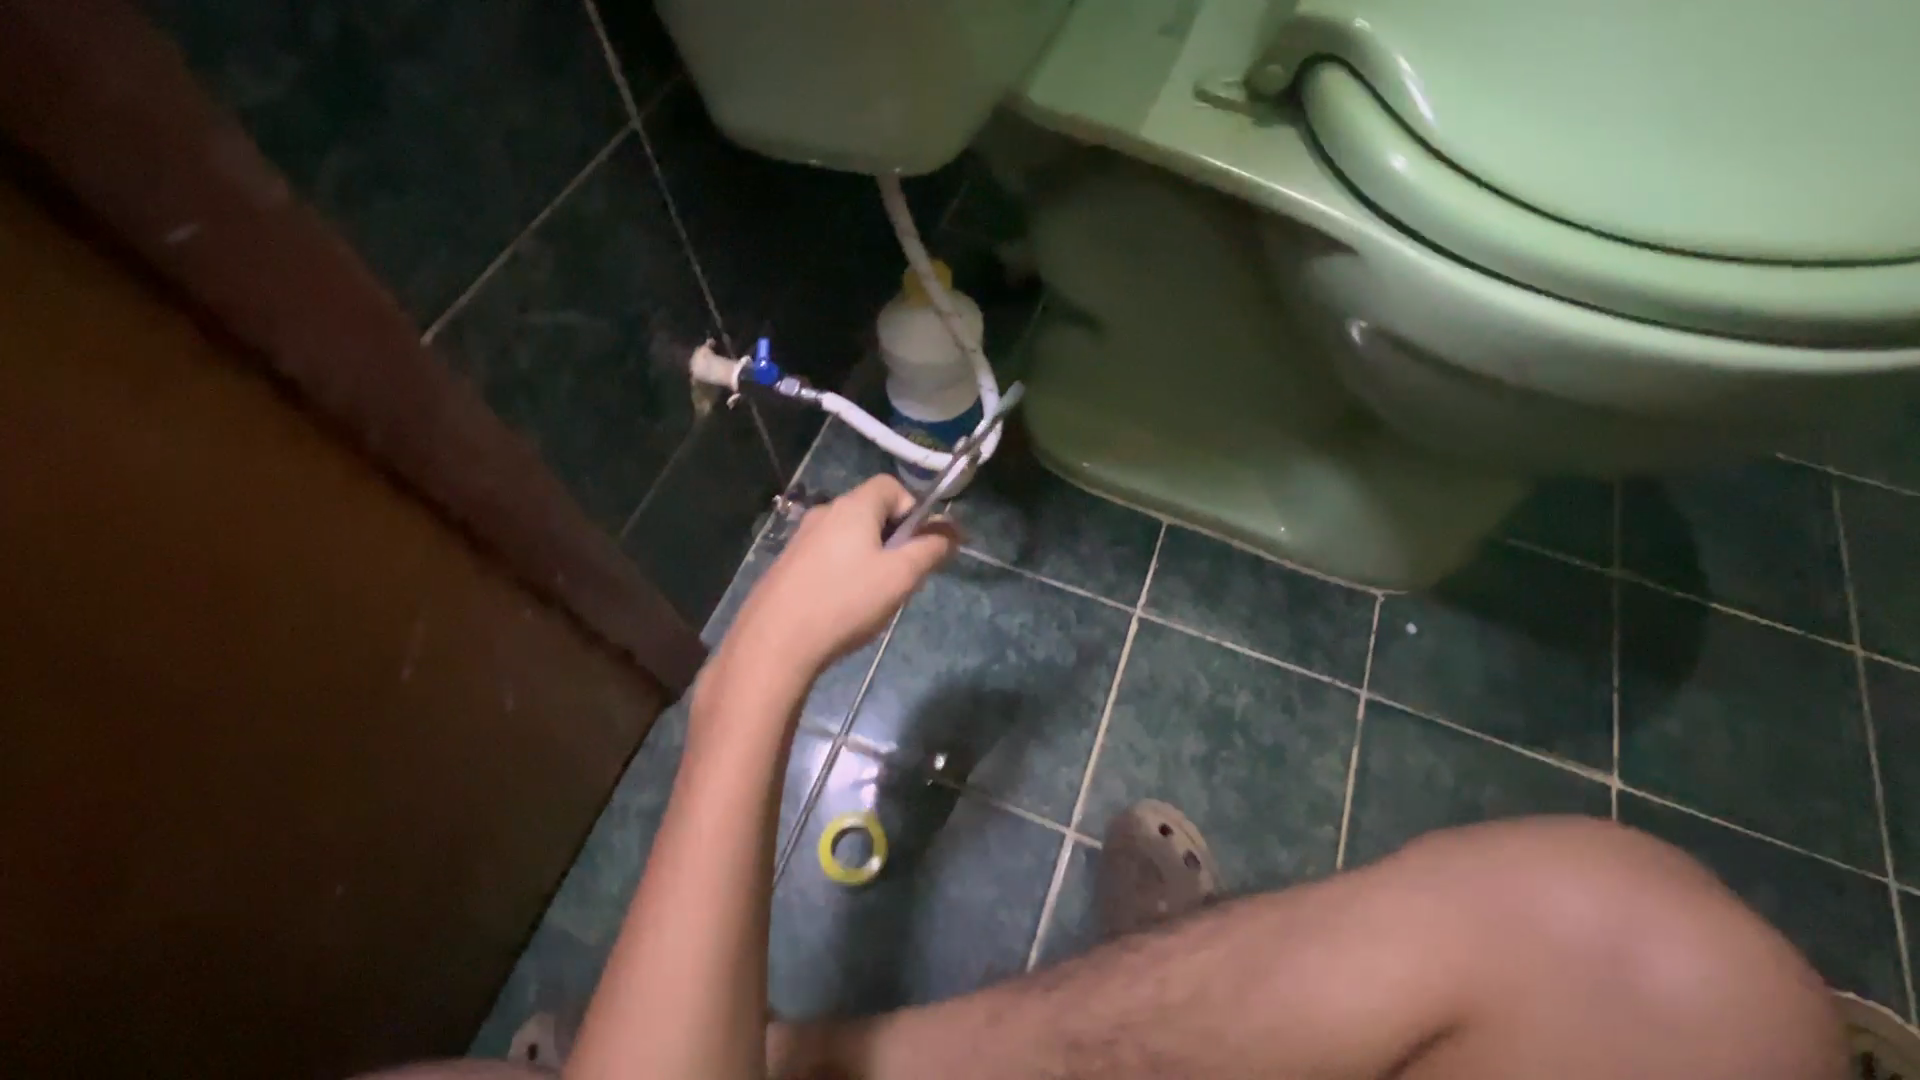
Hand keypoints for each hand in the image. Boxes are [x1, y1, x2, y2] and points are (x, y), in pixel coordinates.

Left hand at [722, 475, 958, 680]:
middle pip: (870, 512)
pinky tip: (842, 609)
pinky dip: (843, 575)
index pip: (890, 485)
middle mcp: (823, 514)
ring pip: (848, 539)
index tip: (918, 545)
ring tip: (872, 599)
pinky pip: (827, 559)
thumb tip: (953, 530)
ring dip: (869, 560)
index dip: (913, 509)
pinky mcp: (786, 567)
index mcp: (852, 507)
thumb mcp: (900, 577)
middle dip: (893, 539)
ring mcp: (800, 540)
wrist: (775, 643)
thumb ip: (931, 549)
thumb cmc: (846, 602)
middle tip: (900, 578)